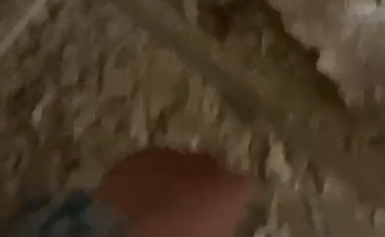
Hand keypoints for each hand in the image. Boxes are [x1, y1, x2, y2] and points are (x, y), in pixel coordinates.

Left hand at [94, 149, 255, 236]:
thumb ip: (220, 228)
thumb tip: (216, 225)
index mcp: (228, 190)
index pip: (248, 187)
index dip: (240, 201)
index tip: (231, 216)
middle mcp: (202, 164)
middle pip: (213, 169)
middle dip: (206, 187)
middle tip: (194, 216)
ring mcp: (168, 155)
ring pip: (180, 165)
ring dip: (177, 181)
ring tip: (164, 210)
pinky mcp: (136, 158)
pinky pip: (152, 167)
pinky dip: (151, 181)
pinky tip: (140, 203)